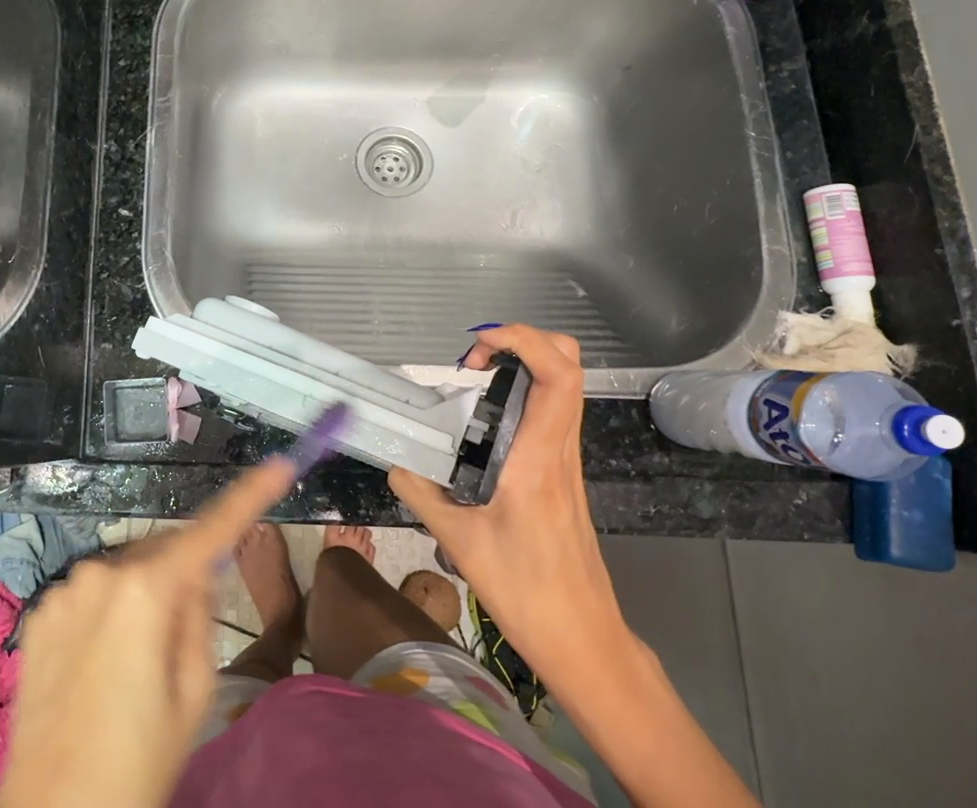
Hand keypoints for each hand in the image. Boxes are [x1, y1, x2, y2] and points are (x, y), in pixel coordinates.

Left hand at [0, 459, 296, 807]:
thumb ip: (200, 618)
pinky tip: (100, 669)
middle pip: (162, 556)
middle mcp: (100, 573)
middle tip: (184, 646)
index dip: (248, 497)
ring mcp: (62, 592)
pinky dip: (107, 616)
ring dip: (142, 599)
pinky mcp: (38, 616)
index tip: (278, 465)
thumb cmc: (139, 761)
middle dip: (182, 578)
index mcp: (146, 591)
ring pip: (124, 578)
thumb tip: (197, 576)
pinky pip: (90, 599)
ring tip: (136, 670)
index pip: (209, 531)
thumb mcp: (194, 694)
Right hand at [388, 325, 628, 677]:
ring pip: (564, 389)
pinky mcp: (563, 477)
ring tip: (472, 385)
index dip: (524, 340)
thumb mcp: (459, 542)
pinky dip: (523, 398)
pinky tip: (483, 427)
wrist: (580, 636)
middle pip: (571, 367)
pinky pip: (551, 416)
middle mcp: (560, 451)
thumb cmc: (524, 591)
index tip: (480, 344)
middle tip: (475, 361)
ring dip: (523, 367)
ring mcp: (566, 463)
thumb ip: (422, 494)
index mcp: (539, 460)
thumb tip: (396, 464)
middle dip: (524, 342)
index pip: (559, 376)